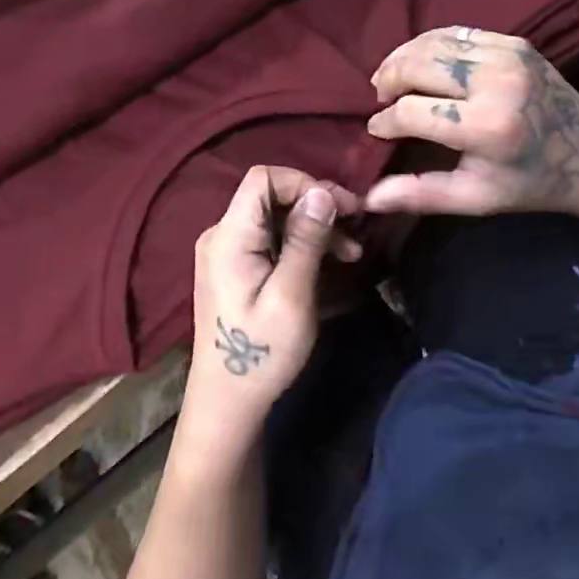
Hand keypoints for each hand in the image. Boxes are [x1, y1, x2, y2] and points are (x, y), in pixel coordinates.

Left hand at [178, 167, 361, 464]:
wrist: (228, 399)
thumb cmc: (262, 353)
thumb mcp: (292, 296)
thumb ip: (305, 240)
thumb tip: (323, 191)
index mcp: (229, 236)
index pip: (262, 178)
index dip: (304, 182)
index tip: (342, 207)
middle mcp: (221, 234)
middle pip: (270, 196)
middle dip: (315, 206)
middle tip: (356, 230)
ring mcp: (225, 250)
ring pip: (273, 217)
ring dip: (312, 227)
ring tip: (351, 253)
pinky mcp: (234, 266)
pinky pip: (268, 239)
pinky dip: (298, 243)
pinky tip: (327, 261)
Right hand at [364, 26, 578, 215]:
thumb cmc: (528, 183)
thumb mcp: (474, 198)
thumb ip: (420, 195)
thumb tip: (369, 199)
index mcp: (487, 128)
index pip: (410, 112)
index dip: (384, 122)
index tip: (377, 130)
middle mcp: (496, 84)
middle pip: (416, 67)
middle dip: (388, 81)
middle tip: (381, 98)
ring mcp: (507, 56)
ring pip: (430, 44)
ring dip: (401, 59)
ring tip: (391, 79)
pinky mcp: (513, 42)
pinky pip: (454, 33)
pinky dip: (427, 45)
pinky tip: (418, 63)